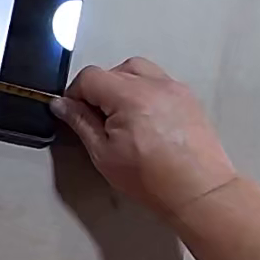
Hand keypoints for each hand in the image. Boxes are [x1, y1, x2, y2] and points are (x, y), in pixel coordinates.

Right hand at [51, 58, 238, 223]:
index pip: (90, 77)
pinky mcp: (187, 97)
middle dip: (98, 89)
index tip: (73, 112)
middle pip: (114, 69)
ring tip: (120, 115)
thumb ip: (80, 122)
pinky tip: (142, 118)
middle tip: (97, 118)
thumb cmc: (151, 178)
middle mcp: (154, 84)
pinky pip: (157, 81)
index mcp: (130, 96)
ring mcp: (174, 88)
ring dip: (121, 85)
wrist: (198, 190)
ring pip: (138, 70)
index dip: (75, 94)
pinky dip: (143, 91)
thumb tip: (61, 105)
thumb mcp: (103, 154)